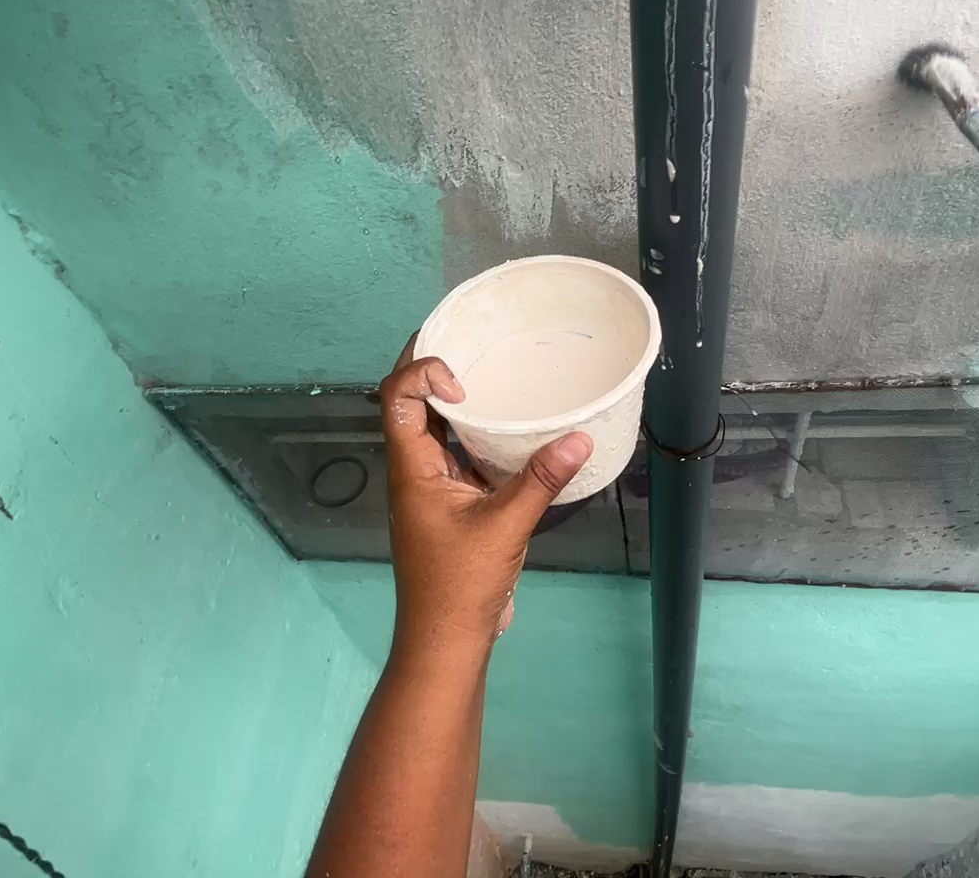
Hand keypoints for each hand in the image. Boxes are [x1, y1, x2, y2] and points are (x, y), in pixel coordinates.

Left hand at [379, 338, 593, 651]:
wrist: (447, 638)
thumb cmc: (461, 583)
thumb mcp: (506, 526)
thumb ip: (541, 480)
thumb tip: (581, 437)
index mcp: (412, 466)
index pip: (397, 398)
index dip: (421, 371)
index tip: (464, 378)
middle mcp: (415, 468)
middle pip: (411, 404)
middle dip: (433, 368)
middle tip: (472, 340)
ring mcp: (431, 486)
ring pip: (435, 428)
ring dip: (455, 401)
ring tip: (493, 373)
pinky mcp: (451, 502)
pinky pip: (458, 453)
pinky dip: (477, 434)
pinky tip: (511, 428)